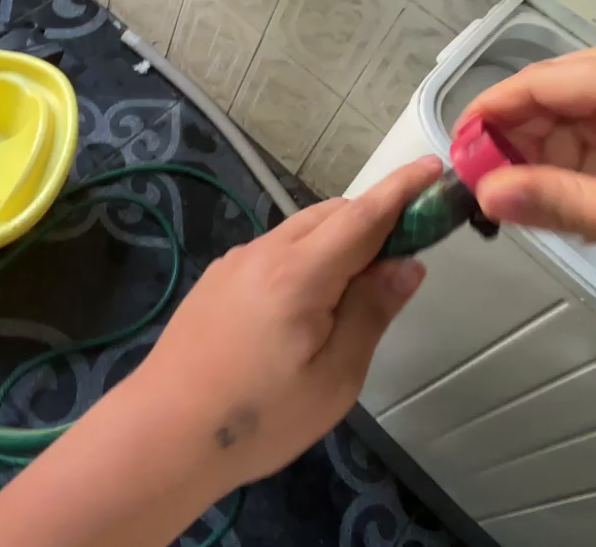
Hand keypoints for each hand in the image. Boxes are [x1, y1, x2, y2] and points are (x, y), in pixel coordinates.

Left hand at [126, 156, 436, 487]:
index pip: (362, 216)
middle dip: (373, 218)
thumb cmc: (258, 416)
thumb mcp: (334, 378)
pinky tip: (308, 303)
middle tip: (405, 251)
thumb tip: (407, 264)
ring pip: (300, 230)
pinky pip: (276, 250)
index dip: (400, 189)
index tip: (431, 165)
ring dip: (338, 238)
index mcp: (299, 273)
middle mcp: (265, 252)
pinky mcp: (219, 278)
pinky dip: (307, 255)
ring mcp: (237, 262)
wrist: (165, 430)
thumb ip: (370, 313)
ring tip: (359, 285)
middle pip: (330, 215)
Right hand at [458, 43, 595, 303]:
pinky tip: (594, 193)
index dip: (490, 115)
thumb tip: (488, 193)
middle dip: (524, 137)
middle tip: (500, 187)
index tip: (458, 153)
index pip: (541, 82)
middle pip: (562, 90)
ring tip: (549, 201)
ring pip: (590, 107)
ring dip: (560, 150)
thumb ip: (564, 204)